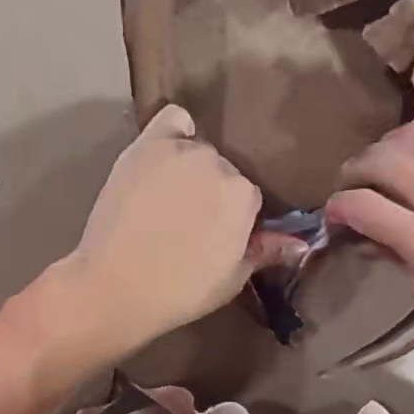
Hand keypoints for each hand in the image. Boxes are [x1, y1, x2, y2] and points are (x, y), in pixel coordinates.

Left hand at [39, 105, 295, 361]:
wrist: (115, 287)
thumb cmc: (178, 293)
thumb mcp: (230, 281)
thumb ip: (264, 253)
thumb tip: (298, 243)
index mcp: (246, 196)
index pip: (249, 198)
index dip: (233, 220)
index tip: (215, 239)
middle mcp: (219, 163)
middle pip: (224, 172)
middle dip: (212, 194)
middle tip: (187, 223)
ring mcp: (180, 151)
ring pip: (197, 151)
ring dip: (191, 169)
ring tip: (167, 201)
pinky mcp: (144, 147)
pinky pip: (172, 120)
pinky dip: (174, 133)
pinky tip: (164, 156)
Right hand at [324, 123, 413, 363]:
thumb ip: (395, 258)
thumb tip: (367, 237)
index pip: (360, 205)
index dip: (335, 209)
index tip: (331, 220)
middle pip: (381, 159)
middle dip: (352, 172)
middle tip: (346, 189)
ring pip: (411, 138)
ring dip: (383, 150)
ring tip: (376, 170)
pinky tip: (413, 162)